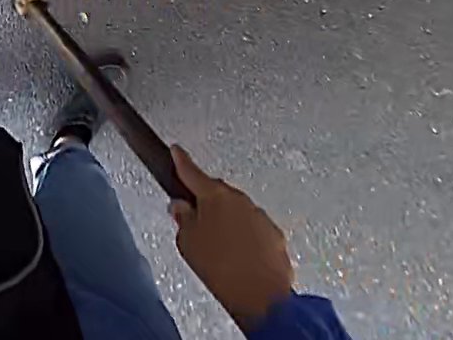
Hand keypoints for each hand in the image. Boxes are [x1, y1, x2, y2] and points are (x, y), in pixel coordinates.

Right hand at [168, 145, 294, 331]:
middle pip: (214, 191)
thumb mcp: (187, 242)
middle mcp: (237, 199)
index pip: (190, 169)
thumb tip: (181, 207)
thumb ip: (182, 218)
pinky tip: (240, 256)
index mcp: (212, 194)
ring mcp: (259, 216)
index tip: (176, 150)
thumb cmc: (223, 270)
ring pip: (236, 209)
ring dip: (227, 220)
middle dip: (205, 202)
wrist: (264, 302)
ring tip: (220, 248)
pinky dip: (246, 236)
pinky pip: (254, 228)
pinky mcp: (275, 236)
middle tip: (195, 222)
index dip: (179, 159)